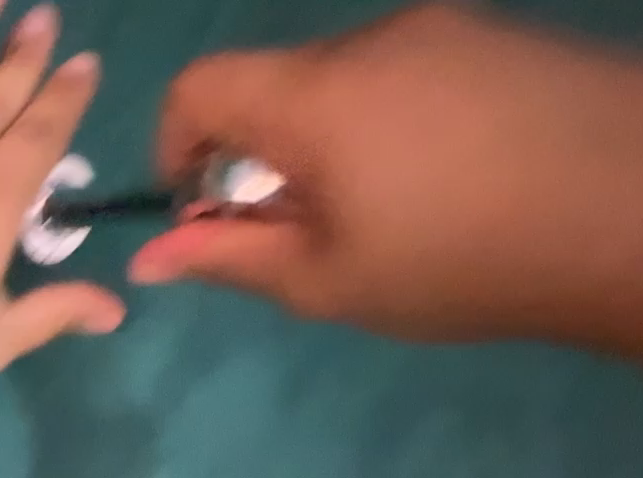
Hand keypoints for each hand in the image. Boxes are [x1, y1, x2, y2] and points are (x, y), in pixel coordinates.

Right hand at [130, 4, 642, 353]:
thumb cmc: (459, 261)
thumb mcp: (316, 279)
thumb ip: (222, 255)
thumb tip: (146, 257)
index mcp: (319, 97)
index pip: (198, 86)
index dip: (175, 144)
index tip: (201, 203)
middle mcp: (376, 43)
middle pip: (262, 86)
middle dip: (245, 156)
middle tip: (285, 227)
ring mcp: (446, 33)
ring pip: (326, 84)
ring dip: (307, 144)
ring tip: (360, 210)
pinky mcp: (496, 40)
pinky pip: (391, 74)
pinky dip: (368, 125)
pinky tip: (420, 180)